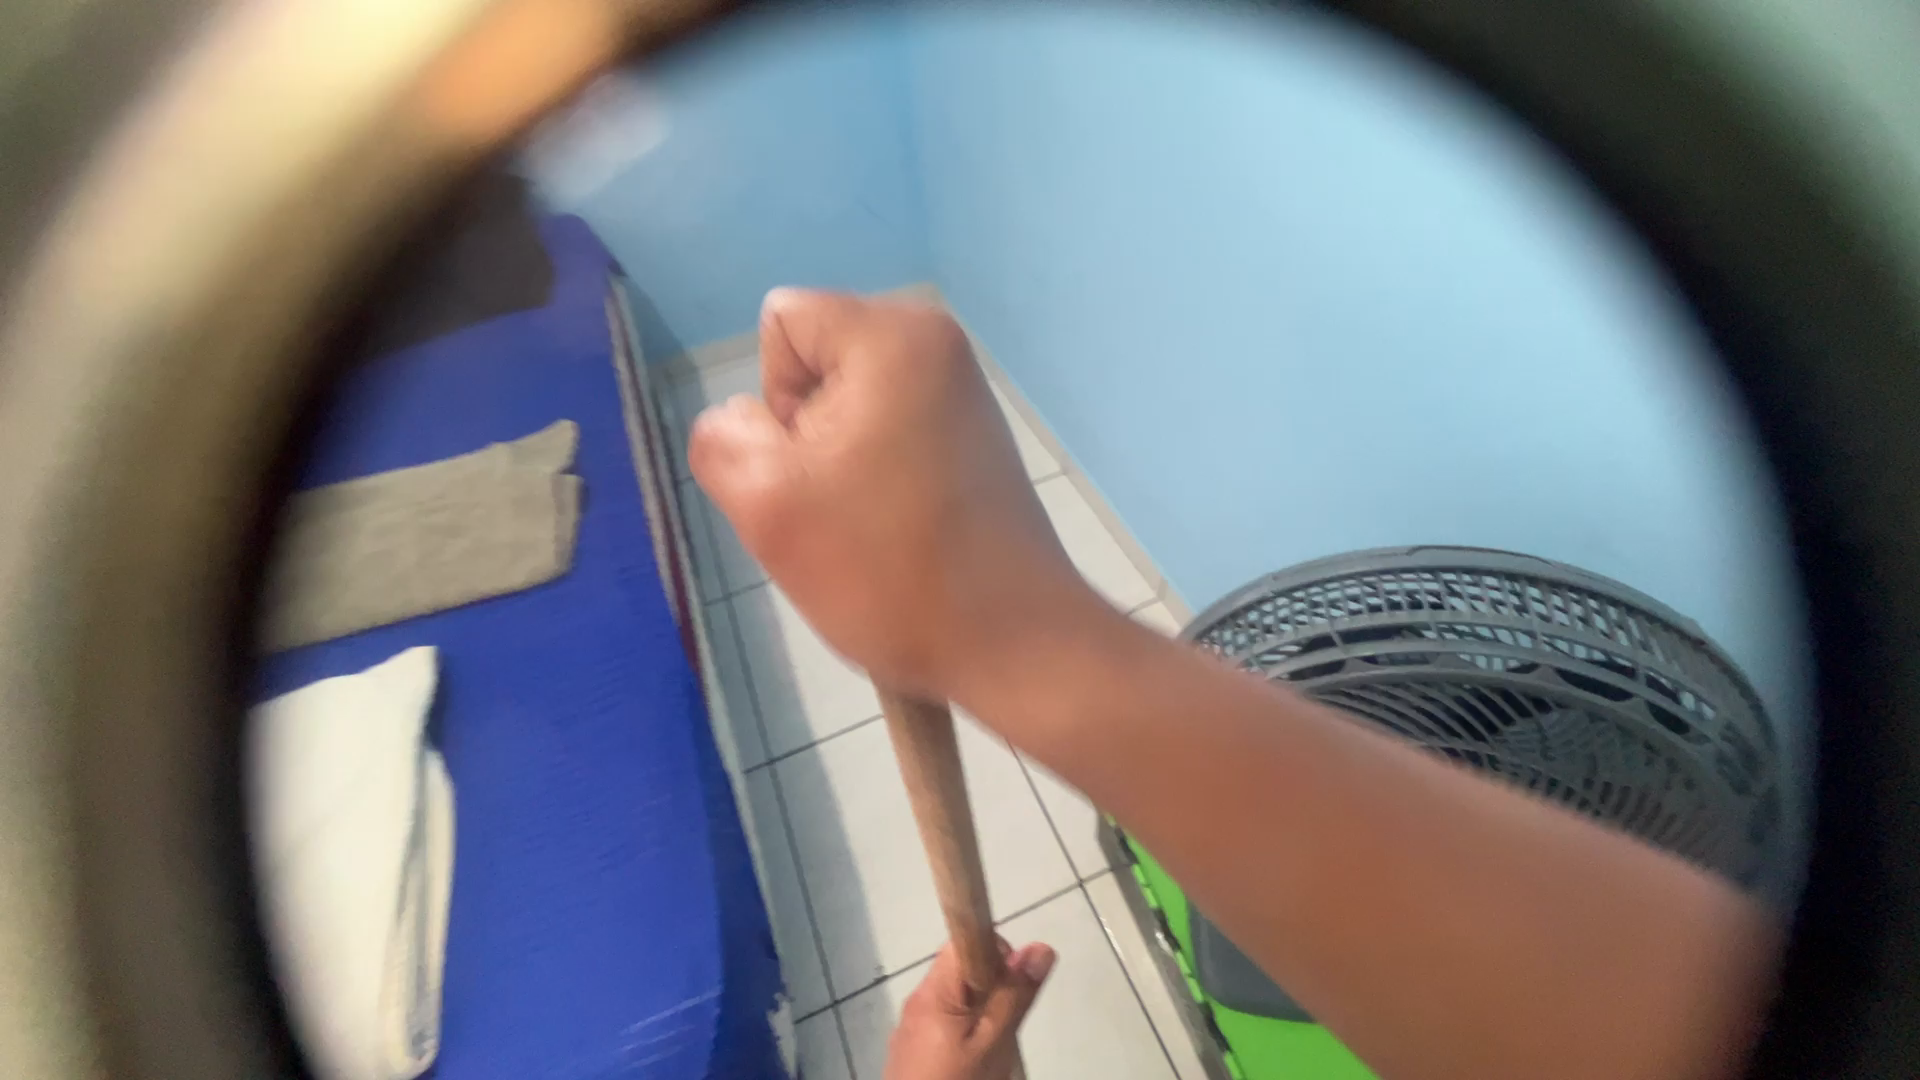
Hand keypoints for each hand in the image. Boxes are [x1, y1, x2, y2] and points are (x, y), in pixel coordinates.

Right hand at [688, 288, 1092, 701]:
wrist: (1011, 642)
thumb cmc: (890, 572)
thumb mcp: (767, 504)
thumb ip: (724, 439)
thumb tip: (752, 423)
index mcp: (895, 336)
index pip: (782, 323)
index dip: (775, 401)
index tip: (814, 468)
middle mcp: (938, 347)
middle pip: (818, 367)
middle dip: (807, 436)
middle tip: (840, 508)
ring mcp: (964, 395)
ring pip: (849, 411)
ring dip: (839, 467)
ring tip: (873, 527)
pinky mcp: (976, 442)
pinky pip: (892, 438)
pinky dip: (879, 480)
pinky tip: (900, 533)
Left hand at [885, 940, 1055, 1079]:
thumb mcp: (993, 1045)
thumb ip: (1014, 996)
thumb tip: (1041, 947)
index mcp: (933, 989)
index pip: (966, 939)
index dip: (996, 954)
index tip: (1012, 987)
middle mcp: (918, 999)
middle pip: (962, 971)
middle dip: (992, 989)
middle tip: (1006, 1027)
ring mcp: (910, 1025)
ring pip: (955, 999)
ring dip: (980, 1014)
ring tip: (993, 1050)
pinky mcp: (910, 1049)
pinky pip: (943, 1024)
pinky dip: (963, 1033)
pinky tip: (973, 1063)